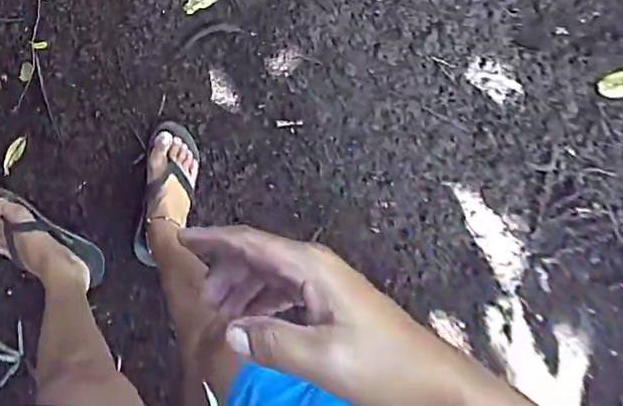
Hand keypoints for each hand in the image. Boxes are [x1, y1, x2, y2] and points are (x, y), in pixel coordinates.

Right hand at [179, 225, 530, 405]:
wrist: (440, 385)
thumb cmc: (386, 366)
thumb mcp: (325, 358)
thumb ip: (273, 341)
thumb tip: (231, 332)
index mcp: (308, 265)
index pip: (249, 241)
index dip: (213, 238)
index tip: (182, 237)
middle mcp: (313, 264)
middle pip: (257, 255)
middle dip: (224, 271)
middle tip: (200, 297)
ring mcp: (324, 281)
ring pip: (270, 274)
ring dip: (242, 290)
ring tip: (220, 314)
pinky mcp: (331, 301)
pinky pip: (285, 291)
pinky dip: (263, 303)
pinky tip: (254, 324)